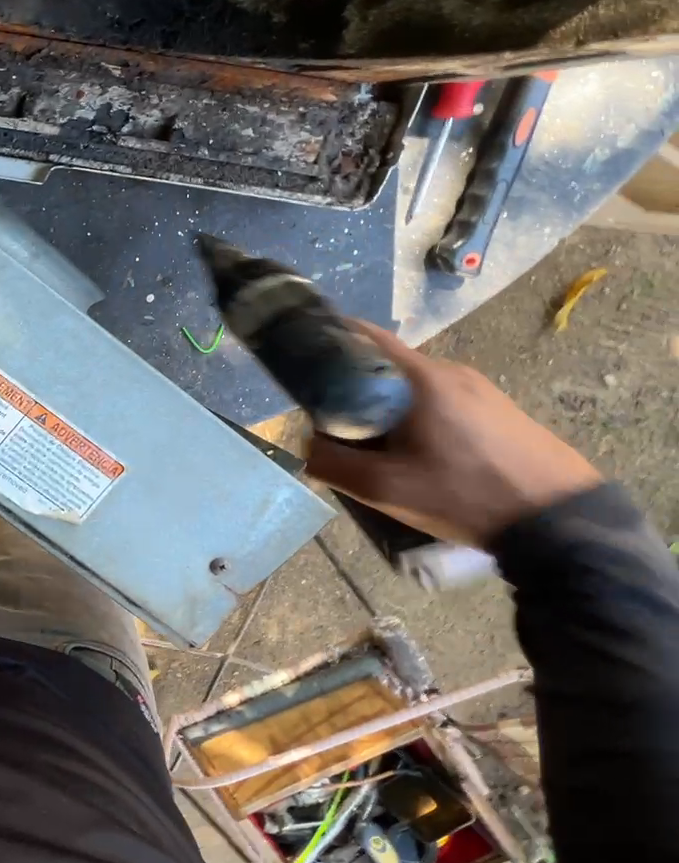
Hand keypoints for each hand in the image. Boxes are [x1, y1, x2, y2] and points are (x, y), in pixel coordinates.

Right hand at [305, 322, 602, 547]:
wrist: (562, 525)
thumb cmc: (465, 495)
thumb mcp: (381, 487)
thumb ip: (328, 461)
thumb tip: (306, 443)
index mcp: (422, 378)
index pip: (362, 337)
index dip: (324, 347)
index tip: (301, 370)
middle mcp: (452, 372)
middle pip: (381, 367)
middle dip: (349, 390)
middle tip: (332, 426)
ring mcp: (480, 390)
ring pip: (407, 388)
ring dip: (381, 409)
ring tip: (371, 446)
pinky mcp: (497, 410)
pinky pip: (436, 402)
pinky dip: (411, 418)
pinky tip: (411, 452)